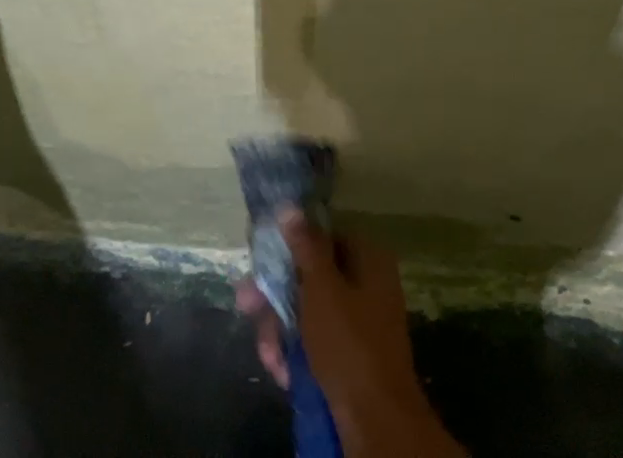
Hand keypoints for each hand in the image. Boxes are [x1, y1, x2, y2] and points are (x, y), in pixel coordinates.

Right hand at [236, 214, 465, 455]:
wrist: (376, 417)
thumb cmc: (348, 342)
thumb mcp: (321, 288)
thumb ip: (305, 246)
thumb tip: (289, 206)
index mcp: (368, 259)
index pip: (323, 236)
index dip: (289, 248)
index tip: (260, 262)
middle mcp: (366, 284)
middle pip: (309, 275)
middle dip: (275, 296)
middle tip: (247, 306)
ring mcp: (359, 320)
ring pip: (307, 310)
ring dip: (280, 330)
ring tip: (270, 355)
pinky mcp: (349, 352)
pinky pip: (314, 339)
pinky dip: (295, 352)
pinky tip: (283, 371)